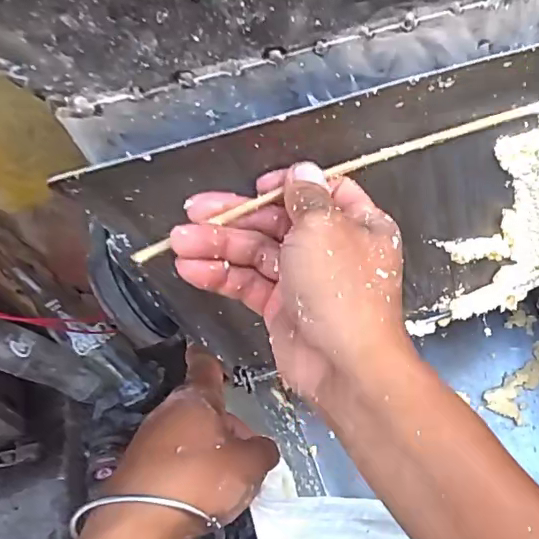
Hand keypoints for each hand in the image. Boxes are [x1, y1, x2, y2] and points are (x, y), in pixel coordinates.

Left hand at [99, 346, 279, 535]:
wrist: (142, 522)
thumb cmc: (202, 479)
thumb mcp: (252, 464)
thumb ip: (264, 449)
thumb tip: (259, 447)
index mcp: (196, 400)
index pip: (205, 368)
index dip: (211, 358)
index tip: (207, 347)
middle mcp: (167, 413)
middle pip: (202, 411)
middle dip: (225, 427)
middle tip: (246, 453)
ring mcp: (147, 440)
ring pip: (188, 438)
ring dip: (208, 452)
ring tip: (225, 481)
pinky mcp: (137, 469)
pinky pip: (174, 462)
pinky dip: (189, 472)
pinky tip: (200, 495)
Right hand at [169, 162, 417, 406]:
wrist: (346, 366)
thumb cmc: (346, 297)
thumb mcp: (324, 228)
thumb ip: (306, 196)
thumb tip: (302, 172)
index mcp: (358, 226)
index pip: (322, 193)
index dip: (289, 186)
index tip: (258, 187)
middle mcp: (333, 251)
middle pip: (278, 222)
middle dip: (235, 216)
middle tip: (195, 211)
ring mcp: (307, 282)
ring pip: (257, 253)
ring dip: (217, 246)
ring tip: (181, 242)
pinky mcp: (284, 309)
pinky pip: (248, 284)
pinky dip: (221, 275)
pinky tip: (193, 268)